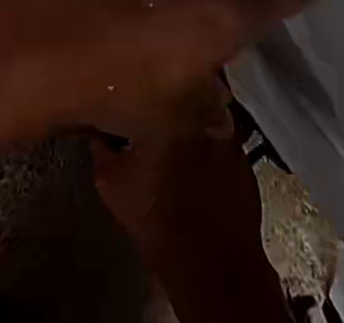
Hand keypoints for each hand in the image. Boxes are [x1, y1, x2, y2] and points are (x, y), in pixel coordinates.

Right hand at [92, 82, 293, 322]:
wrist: (210, 264)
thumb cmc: (158, 219)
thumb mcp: (112, 183)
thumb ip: (102, 145)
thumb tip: (97, 127)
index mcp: (172, 107)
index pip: (154, 78)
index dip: (141, 83)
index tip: (132, 93)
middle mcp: (207, 109)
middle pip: (182, 88)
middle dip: (168, 97)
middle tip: (154, 115)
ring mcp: (230, 130)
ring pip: (205, 110)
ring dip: (191, 118)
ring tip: (176, 140)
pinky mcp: (245, 152)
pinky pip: (223, 135)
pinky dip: (210, 142)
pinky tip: (198, 164)